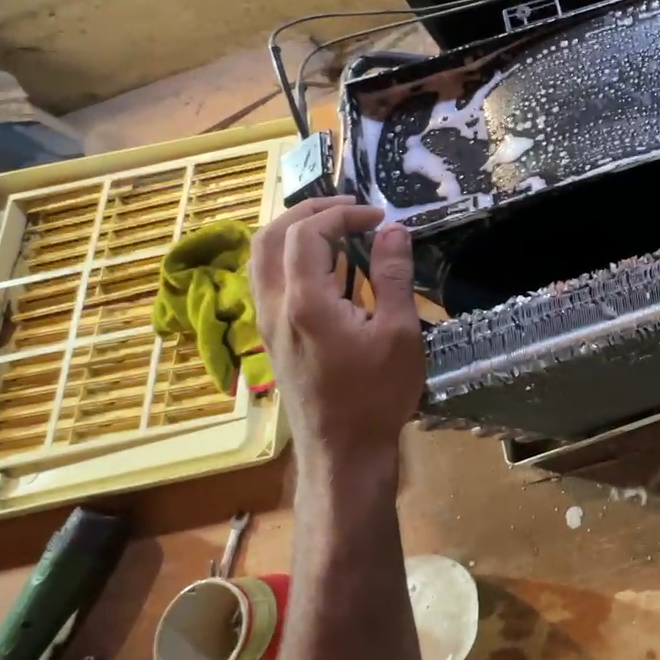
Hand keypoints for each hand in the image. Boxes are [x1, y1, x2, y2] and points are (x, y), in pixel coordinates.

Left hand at [249, 197, 425, 463]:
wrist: (343, 451)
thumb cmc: (376, 394)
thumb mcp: (399, 333)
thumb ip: (393, 276)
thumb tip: (392, 229)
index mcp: (306, 303)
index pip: (308, 234)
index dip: (343, 214)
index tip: (380, 218)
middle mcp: (275, 307)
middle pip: (270, 237)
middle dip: (310, 212)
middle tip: (351, 208)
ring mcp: (267, 323)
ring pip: (260, 258)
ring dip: (294, 231)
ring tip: (336, 226)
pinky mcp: (271, 337)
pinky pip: (267, 279)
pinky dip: (290, 255)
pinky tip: (325, 263)